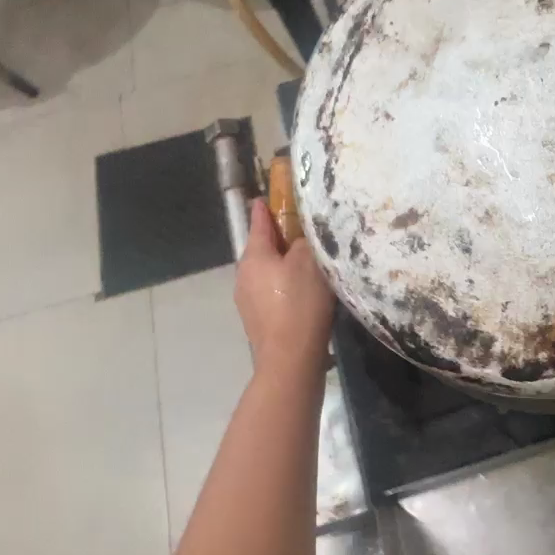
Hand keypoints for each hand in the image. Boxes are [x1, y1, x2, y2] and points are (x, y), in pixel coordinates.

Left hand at [235, 201, 333, 370]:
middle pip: (262, 248)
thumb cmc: (300, 304)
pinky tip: (302, 294)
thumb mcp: (310, 262)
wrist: (290, 358)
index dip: (266, 207)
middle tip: (304, 234)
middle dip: (279, 240)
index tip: (269, 195)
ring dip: (282, 266)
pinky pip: (270, 292)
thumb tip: (301, 235)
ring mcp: (247, 300)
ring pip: (266, 271)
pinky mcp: (257, 320)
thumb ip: (305, 241)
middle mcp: (243, 274)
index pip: (258, 222)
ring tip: (307, 266)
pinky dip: (283, 286)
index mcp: (254, 256)